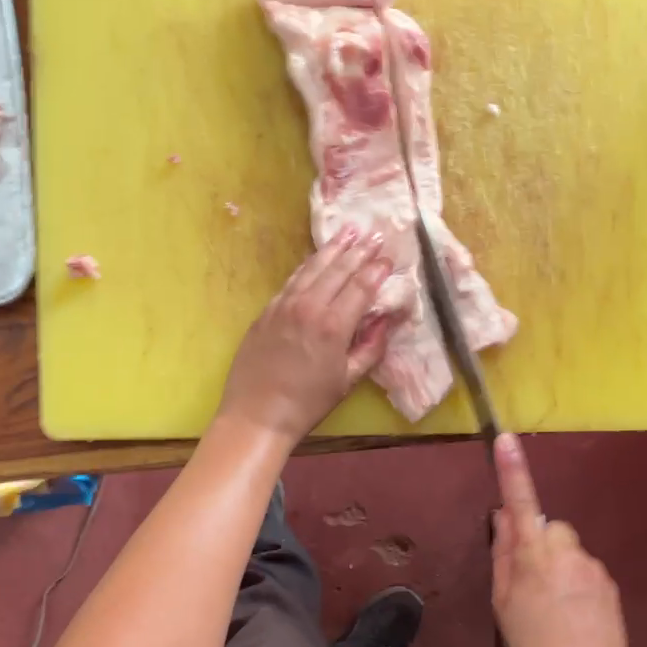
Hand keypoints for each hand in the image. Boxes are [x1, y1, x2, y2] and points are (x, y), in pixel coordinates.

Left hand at [218, 230, 392, 445]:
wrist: (257, 414)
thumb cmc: (307, 404)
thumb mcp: (347, 380)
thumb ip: (370, 347)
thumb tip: (387, 320)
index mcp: (333, 326)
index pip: (360, 286)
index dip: (376, 270)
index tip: (389, 257)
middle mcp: (308, 307)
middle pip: (337, 269)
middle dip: (359, 250)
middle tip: (374, 234)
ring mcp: (283, 306)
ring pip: (311, 269)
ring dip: (332, 249)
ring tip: (348, 232)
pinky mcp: (266, 311)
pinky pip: (291, 281)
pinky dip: (307, 267)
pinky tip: (315, 260)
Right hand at [491, 433, 633, 646]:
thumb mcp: (503, 604)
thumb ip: (503, 555)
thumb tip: (504, 517)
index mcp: (534, 556)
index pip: (520, 503)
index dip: (512, 471)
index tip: (506, 438)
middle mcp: (567, 551)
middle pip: (548, 529)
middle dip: (537, 545)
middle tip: (526, 588)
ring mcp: (593, 566)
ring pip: (567, 550)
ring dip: (557, 567)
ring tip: (551, 611)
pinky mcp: (610, 583)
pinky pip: (584, 569)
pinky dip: (575, 584)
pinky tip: (572, 618)